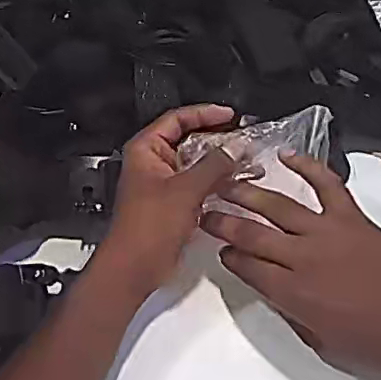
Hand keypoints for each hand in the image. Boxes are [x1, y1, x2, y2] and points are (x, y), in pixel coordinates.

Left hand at [96, 104, 240, 299]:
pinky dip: (215, 182)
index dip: (204, 114)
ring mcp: (162, 183)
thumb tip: (235, 148)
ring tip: (245, 161)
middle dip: (216, 140)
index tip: (228, 115)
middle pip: (188, 140)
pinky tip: (235, 184)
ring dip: (218, 162)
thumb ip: (214, 165)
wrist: (135, 265)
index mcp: (145, 150)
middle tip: (242, 140)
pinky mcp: (172, 202)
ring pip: (195, 163)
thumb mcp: (185, 189)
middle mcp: (152, 163)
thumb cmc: (145, 228)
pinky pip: (197, 184)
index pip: (176, 119)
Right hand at [202, 151, 380, 379]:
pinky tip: (285, 155)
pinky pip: (325, 184)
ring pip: (276, 205)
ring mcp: (328, 232)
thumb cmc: (377, 347)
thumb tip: (270, 286)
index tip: (220, 249)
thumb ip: (290, 310)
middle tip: (203, 211)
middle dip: (221, 220)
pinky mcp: (352, 218)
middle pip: (249, 231)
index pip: (245, 265)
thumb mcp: (321, 342)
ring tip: (224, 182)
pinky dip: (306, 166)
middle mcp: (303, 257)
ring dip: (245, 191)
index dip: (228, 255)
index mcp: (293, 293)